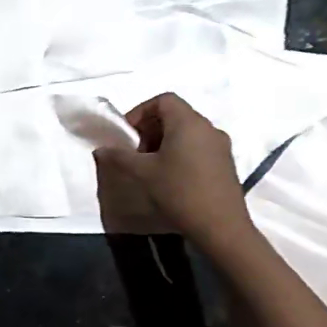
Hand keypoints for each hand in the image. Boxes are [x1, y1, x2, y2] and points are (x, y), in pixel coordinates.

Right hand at [93, 93, 253, 246]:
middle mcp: (207, 127)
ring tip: (152, 166)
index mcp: (188, 122)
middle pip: (175, 114)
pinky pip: (199, 146)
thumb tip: (100, 150)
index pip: (163, 100)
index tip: (128, 134)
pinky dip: (181, 152)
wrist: (221, 226)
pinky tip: (172, 177)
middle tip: (136, 152)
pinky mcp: (226, 163)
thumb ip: (120, 157)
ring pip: (187, 132)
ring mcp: (220, 145)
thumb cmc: (179, 192)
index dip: (141, 111)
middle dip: (151, 129)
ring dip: (165, 142)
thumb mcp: (143, 173)